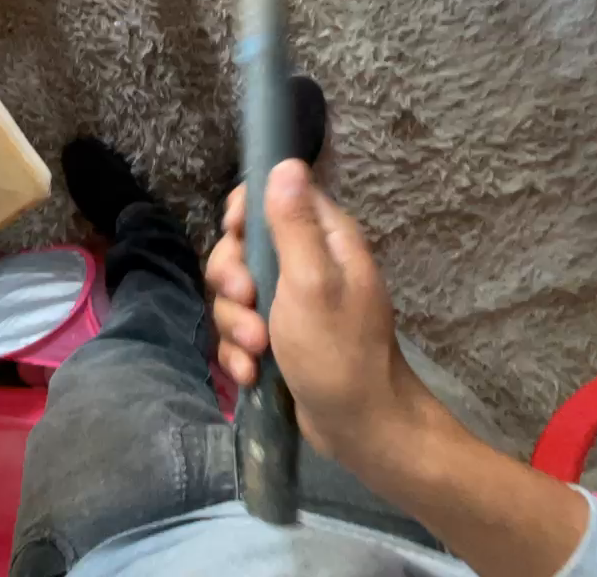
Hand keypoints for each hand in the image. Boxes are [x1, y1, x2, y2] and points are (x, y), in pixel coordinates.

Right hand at [206, 160, 439, 468]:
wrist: (364, 434)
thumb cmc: (340, 353)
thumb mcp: (311, 282)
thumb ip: (292, 224)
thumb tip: (286, 163)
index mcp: (324, 239)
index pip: (271, 195)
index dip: (243, 213)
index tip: (235, 238)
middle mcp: (306, 262)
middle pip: (241, 247)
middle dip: (232, 279)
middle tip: (247, 303)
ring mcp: (288, 300)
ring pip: (233, 291)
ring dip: (234, 322)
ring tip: (254, 349)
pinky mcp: (276, 334)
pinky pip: (238, 326)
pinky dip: (238, 350)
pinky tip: (249, 372)